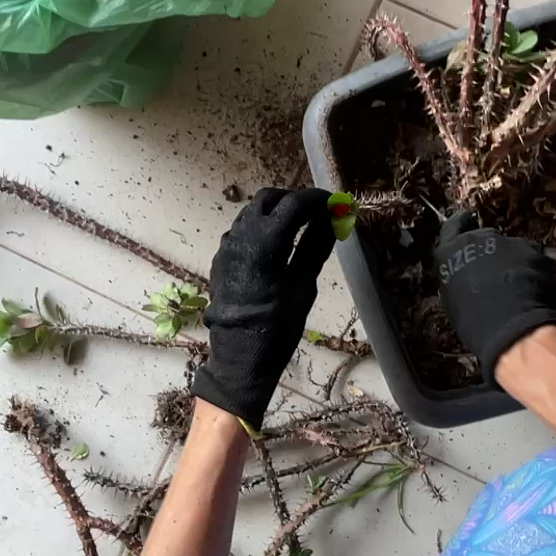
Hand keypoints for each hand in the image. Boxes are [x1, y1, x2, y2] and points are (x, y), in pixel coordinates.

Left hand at [191, 187, 336, 427]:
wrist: (239, 356)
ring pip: (252, 212)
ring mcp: (226, 246)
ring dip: (276, 211)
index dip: (317, 199)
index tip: (335, 203)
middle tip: (318, 212)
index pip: (293, 204)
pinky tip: (277, 245)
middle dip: (294, 200)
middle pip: (268, 199)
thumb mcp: (304, 286)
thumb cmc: (278, 326)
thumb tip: (333, 218)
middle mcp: (240, 236)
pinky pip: (242, 230)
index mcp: (264, 242)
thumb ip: (315, 246)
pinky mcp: (221, 258)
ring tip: (300, 226)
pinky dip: (262, 227)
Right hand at [435, 211, 555, 384]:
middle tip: (495, 274)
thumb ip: (460, 276)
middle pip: (486, 237)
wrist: (510, 325)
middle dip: (491, 250)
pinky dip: (535, 270)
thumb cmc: (473, 320)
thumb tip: (469, 277)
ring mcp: (511, 242)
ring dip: (515, 261)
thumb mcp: (453, 297)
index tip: (467, 224)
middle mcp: (480, 238)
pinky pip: (534, 258)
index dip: (461, 225)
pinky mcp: (536, 251)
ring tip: (518, 288)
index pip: (452, 226)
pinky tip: (536, 291)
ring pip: (513, 247)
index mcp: (451, 250)